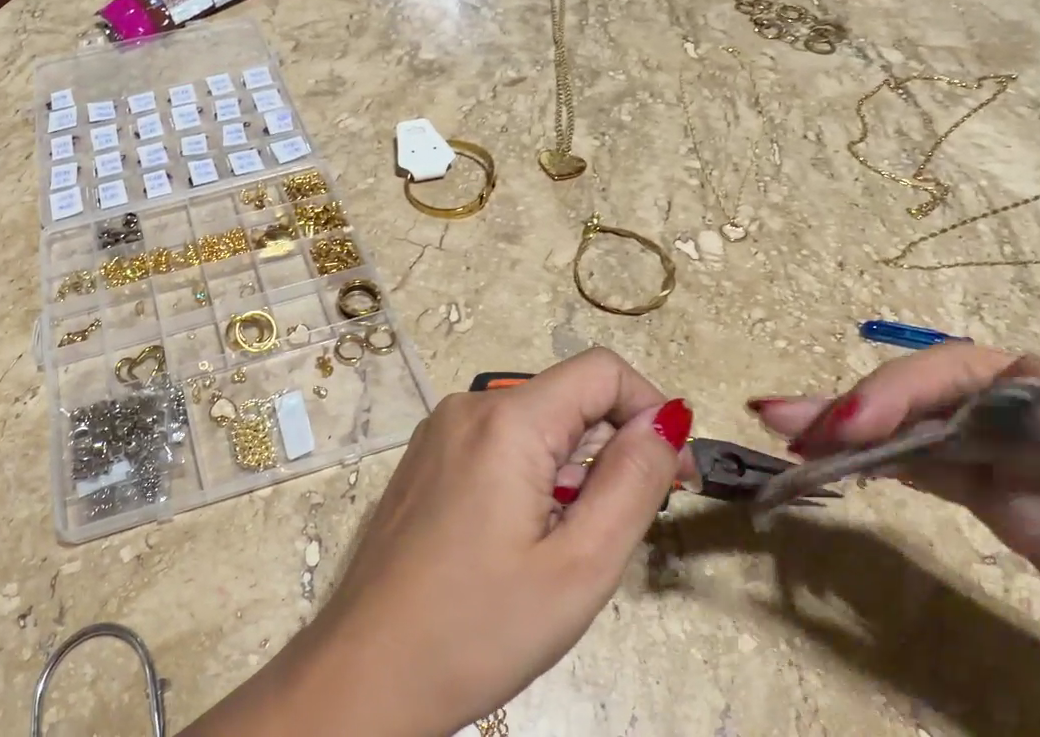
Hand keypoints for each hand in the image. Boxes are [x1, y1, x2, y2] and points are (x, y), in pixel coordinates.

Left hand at [182, 348, 692, 735]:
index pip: (600, 370)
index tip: (671, 478)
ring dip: (571, 471)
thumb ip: (631, 481)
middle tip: (620, 530)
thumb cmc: (479, 627)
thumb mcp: (580, 565)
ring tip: (566, 549)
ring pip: (532, 427)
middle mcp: (464, 409)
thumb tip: (665, 417)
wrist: (369, 669)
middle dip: (611, 449)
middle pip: (565, 399)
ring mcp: (436, 435)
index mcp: (503, 421)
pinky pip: (496, 448)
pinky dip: (530, 479)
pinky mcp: (423, 464)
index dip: (651, 411)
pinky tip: (523, 543)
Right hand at [749, 344, 1039, 713]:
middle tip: (821, 425)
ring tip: (780, 419)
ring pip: (929, 422)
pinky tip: (820, 451)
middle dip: (889, 396)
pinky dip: (873, 455)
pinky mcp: (1010, 505)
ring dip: (852, 419)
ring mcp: (1035, 464)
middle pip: (965, 385)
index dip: (1038, 412)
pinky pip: (930, 467)